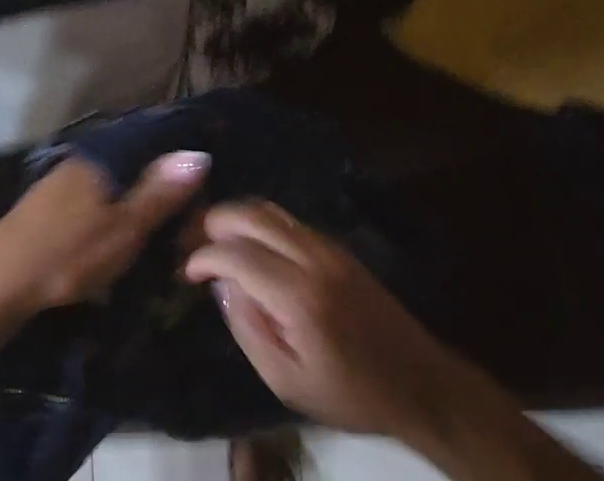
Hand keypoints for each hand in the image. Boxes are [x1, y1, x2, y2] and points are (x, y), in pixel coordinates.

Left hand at [0, 151, 210, 321]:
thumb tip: (198, 153)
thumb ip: (160, 192)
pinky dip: (115, 207)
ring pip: (113, 180)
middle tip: (190, 211)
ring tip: (164, 223)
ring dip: (137, 197)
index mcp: (102, 159)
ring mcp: (62, 180)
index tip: (207, 182)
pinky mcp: (49, 203)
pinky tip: (122, 227)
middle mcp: (82, 160)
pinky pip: (96, 194)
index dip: (180, 161)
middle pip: (132, 162)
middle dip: (160, 181)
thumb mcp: (124, 229)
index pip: (151, 143)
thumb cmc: (69, 255)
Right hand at [183, 200, 457, 438]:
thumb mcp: (285, 381)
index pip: (235, 253)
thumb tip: (220, 285)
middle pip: (249, 214)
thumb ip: (247, 329)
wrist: (420, 383)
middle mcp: (313, 258)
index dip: (201, 256)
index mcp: (298, 295)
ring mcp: (328, 247)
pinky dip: (257, 222)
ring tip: (211, 240)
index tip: (184, 271)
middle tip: (190, 244)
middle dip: (211, 223)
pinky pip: (287, 219)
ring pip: (269, 209)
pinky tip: (246, 244)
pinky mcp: (338, 247)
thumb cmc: (349, 394)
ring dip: (234, 217)